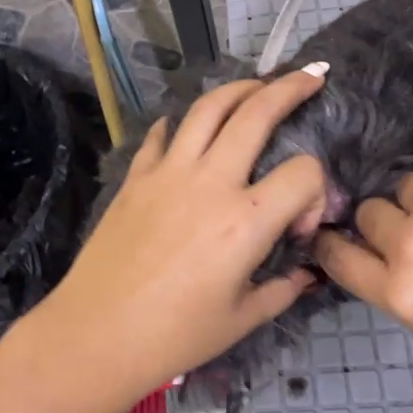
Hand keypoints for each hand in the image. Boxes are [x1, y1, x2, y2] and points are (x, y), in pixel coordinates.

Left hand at [28, 65, 330, 404]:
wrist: (95, 333)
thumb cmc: (175, 336)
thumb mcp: (242, 320)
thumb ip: (282, 289)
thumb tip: (307, 274)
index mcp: (247, 221)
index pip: (304, 173)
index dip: (316, 193)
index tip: (301, 227)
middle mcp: (211, 182)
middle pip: (257, 112)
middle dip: (290, 87)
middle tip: (311, 76)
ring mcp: (169, 172)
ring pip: (208, 108)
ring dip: (239, 89)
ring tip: (257, 85)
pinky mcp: (137, 176)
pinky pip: (163, 135)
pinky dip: (181, 123)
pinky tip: (187, 126)